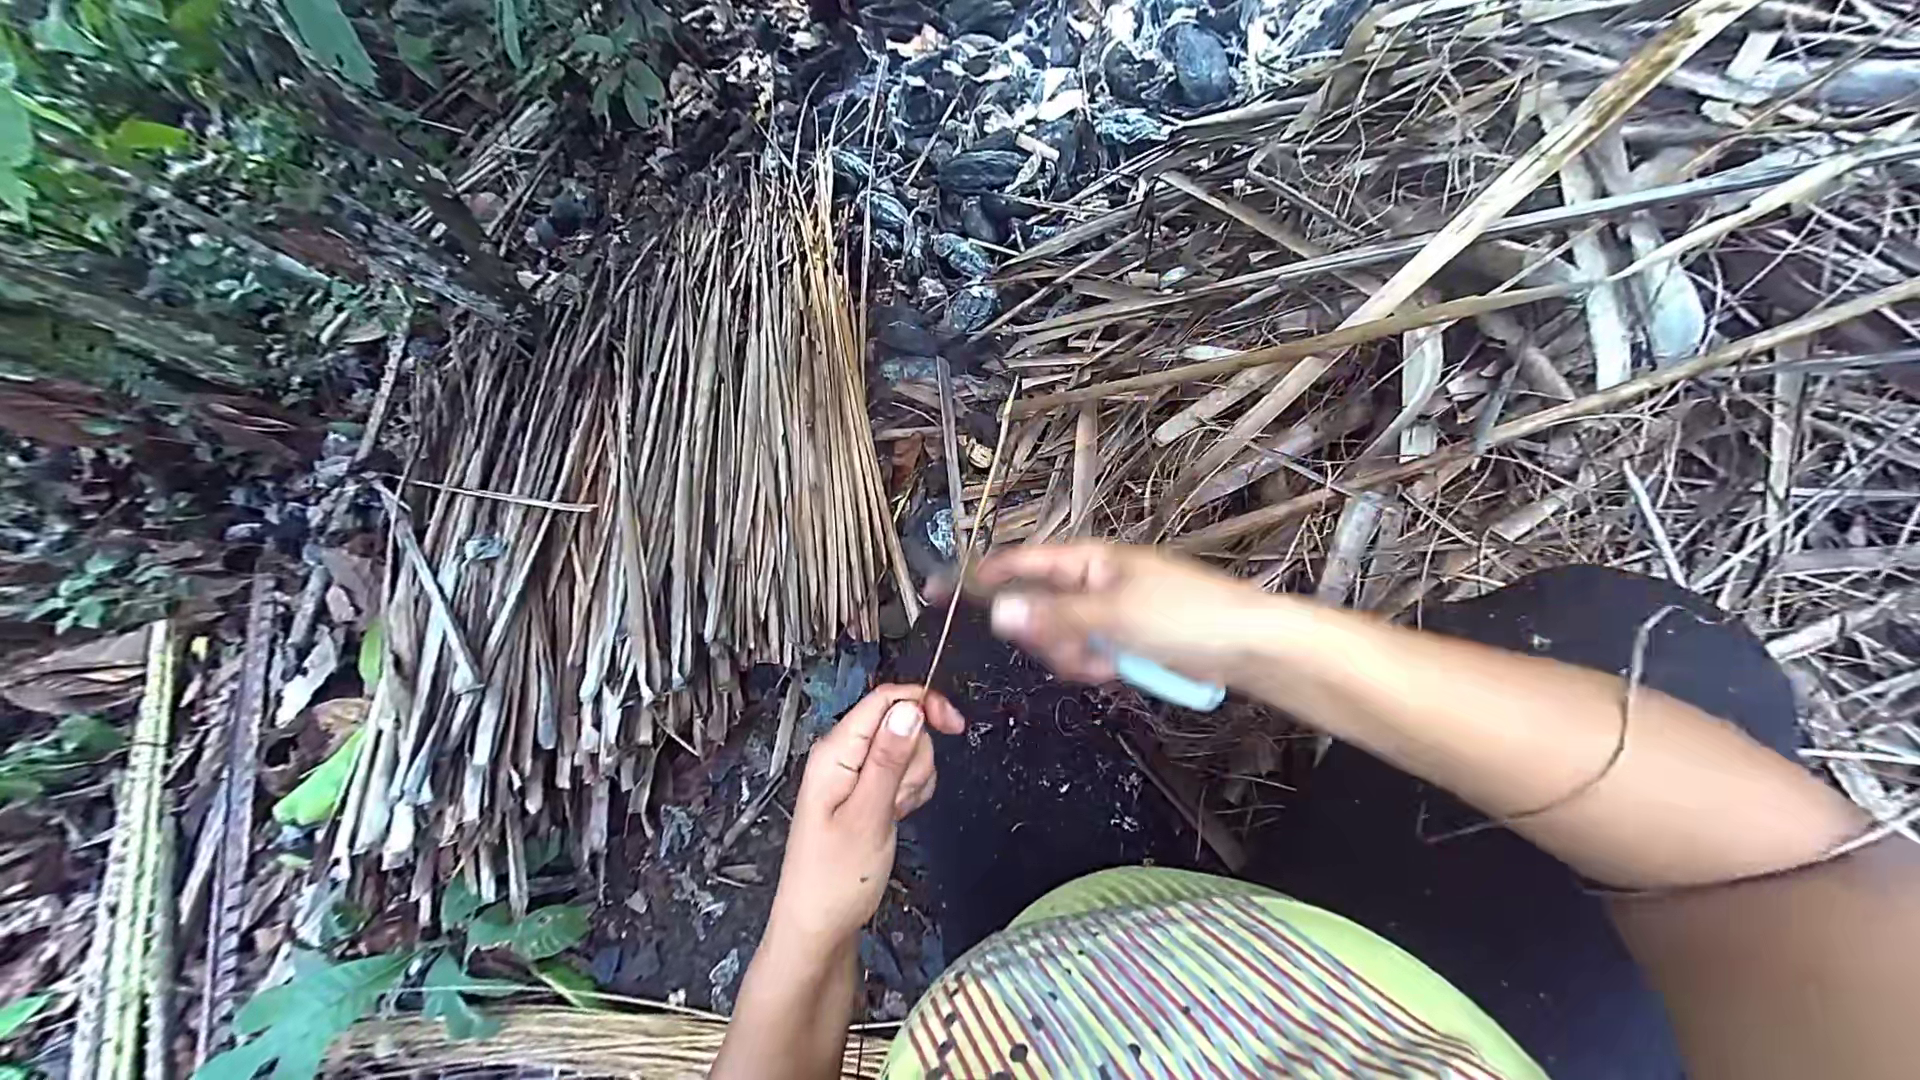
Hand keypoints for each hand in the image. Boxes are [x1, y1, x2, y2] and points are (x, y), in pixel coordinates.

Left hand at [766, 684, 965, 953]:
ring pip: (908, 749)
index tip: (954, 725)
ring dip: (915, 778)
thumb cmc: (834, 879)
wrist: (819, 929)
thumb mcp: (867, 816)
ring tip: (895, 812)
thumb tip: (910, 707)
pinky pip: (904, 773)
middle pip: (902, 722)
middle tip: (901, 796)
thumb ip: (889, 758)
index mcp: (837, 751)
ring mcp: (857, 771)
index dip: (923, 702)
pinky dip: (912, 791)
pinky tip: (898, 814)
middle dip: (916, 755)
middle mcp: (845, 753)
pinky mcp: (868, 789)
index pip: (884, 699)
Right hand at [974, 541, 1281, 685]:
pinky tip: (1116, 668)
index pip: (1020, 562)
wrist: (1248, 645)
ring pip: (1058, 636)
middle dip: (1049, 636)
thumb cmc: (1186, 615)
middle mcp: (1090, 580)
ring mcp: (1104, 609)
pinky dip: (1093, 665)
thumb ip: (1052, 617)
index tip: (943, 590)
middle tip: (1075, 650)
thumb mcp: (1112, 616)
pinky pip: (1084, 652)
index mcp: (1086, 560)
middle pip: (1036, 608)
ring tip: (1107, 661)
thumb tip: (998, 612)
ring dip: (1074, 655)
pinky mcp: (1119, 636)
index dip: (981, 575)